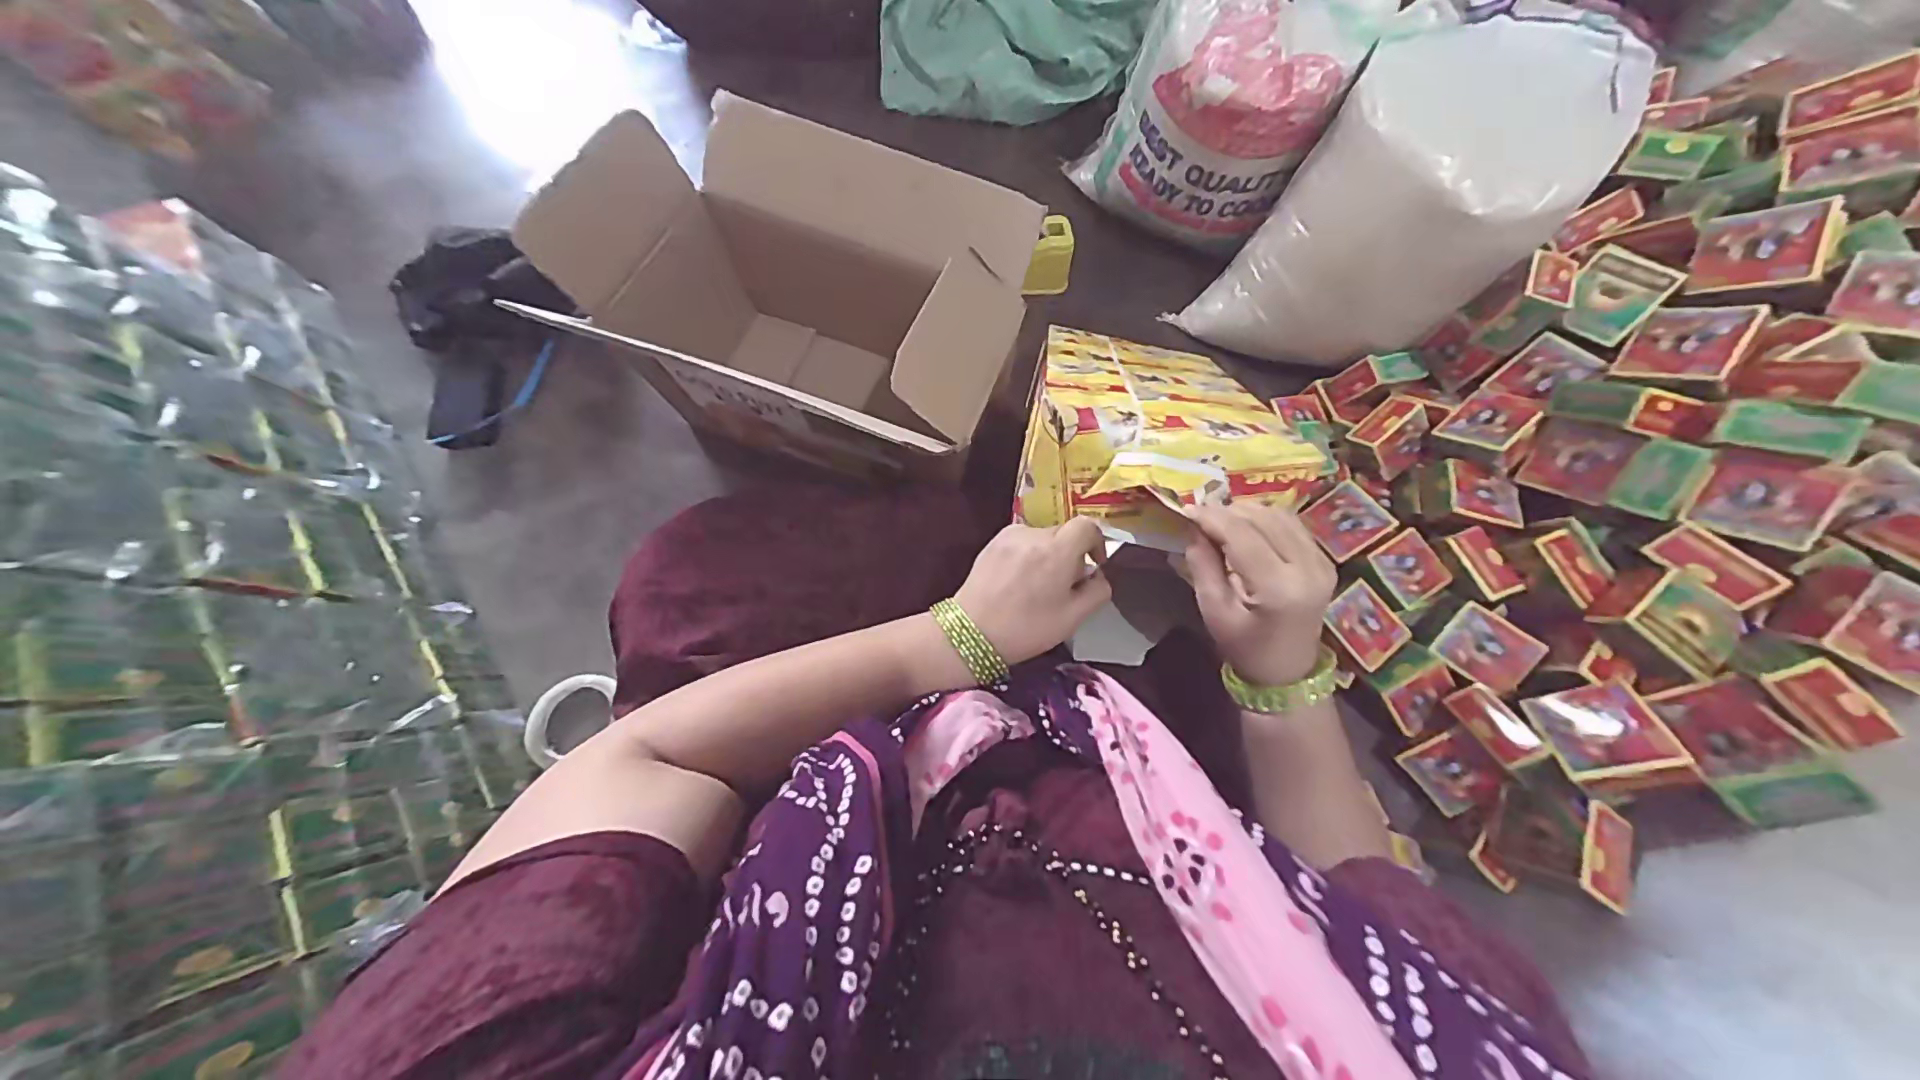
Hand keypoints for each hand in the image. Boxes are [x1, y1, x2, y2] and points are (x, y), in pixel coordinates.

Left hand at [952, 519, 1112, 664]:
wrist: (972, 632)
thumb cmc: (1027, 628)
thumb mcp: (1073, 618)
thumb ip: (1097, 591)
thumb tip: (1098, 575)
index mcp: (1057, 550)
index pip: (1087, 526)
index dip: (1096, 542)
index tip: (1093, 564)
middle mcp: (1034, 534)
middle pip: (1063, 533)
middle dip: (1070, 554)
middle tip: (1062, 586)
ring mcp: (1009, 536)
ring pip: (1041, 538)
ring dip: (1047, 555)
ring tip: (1036, 586)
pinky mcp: (992, 543)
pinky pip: (1021, 542)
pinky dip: (1027, 555)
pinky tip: (1017, 582)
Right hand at [1184, 503, 1335, 686]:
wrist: (1286, 670)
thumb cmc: (1244, 646)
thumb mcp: (1213, 610)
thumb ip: (1203, 564)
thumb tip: (1195, 527)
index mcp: (1279, 588)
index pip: (1242, 535)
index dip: (1212, 517)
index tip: (1186, 509)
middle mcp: (1308, 568)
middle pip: (1263, 518)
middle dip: (1228, 511)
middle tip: (1201, 516)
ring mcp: (1322, 562)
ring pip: (1280, 515)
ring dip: (1246, 511)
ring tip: (1221, 521)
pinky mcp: (1325, 560)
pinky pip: (1292, 524)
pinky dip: (1265, 518)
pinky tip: (1245, 527)